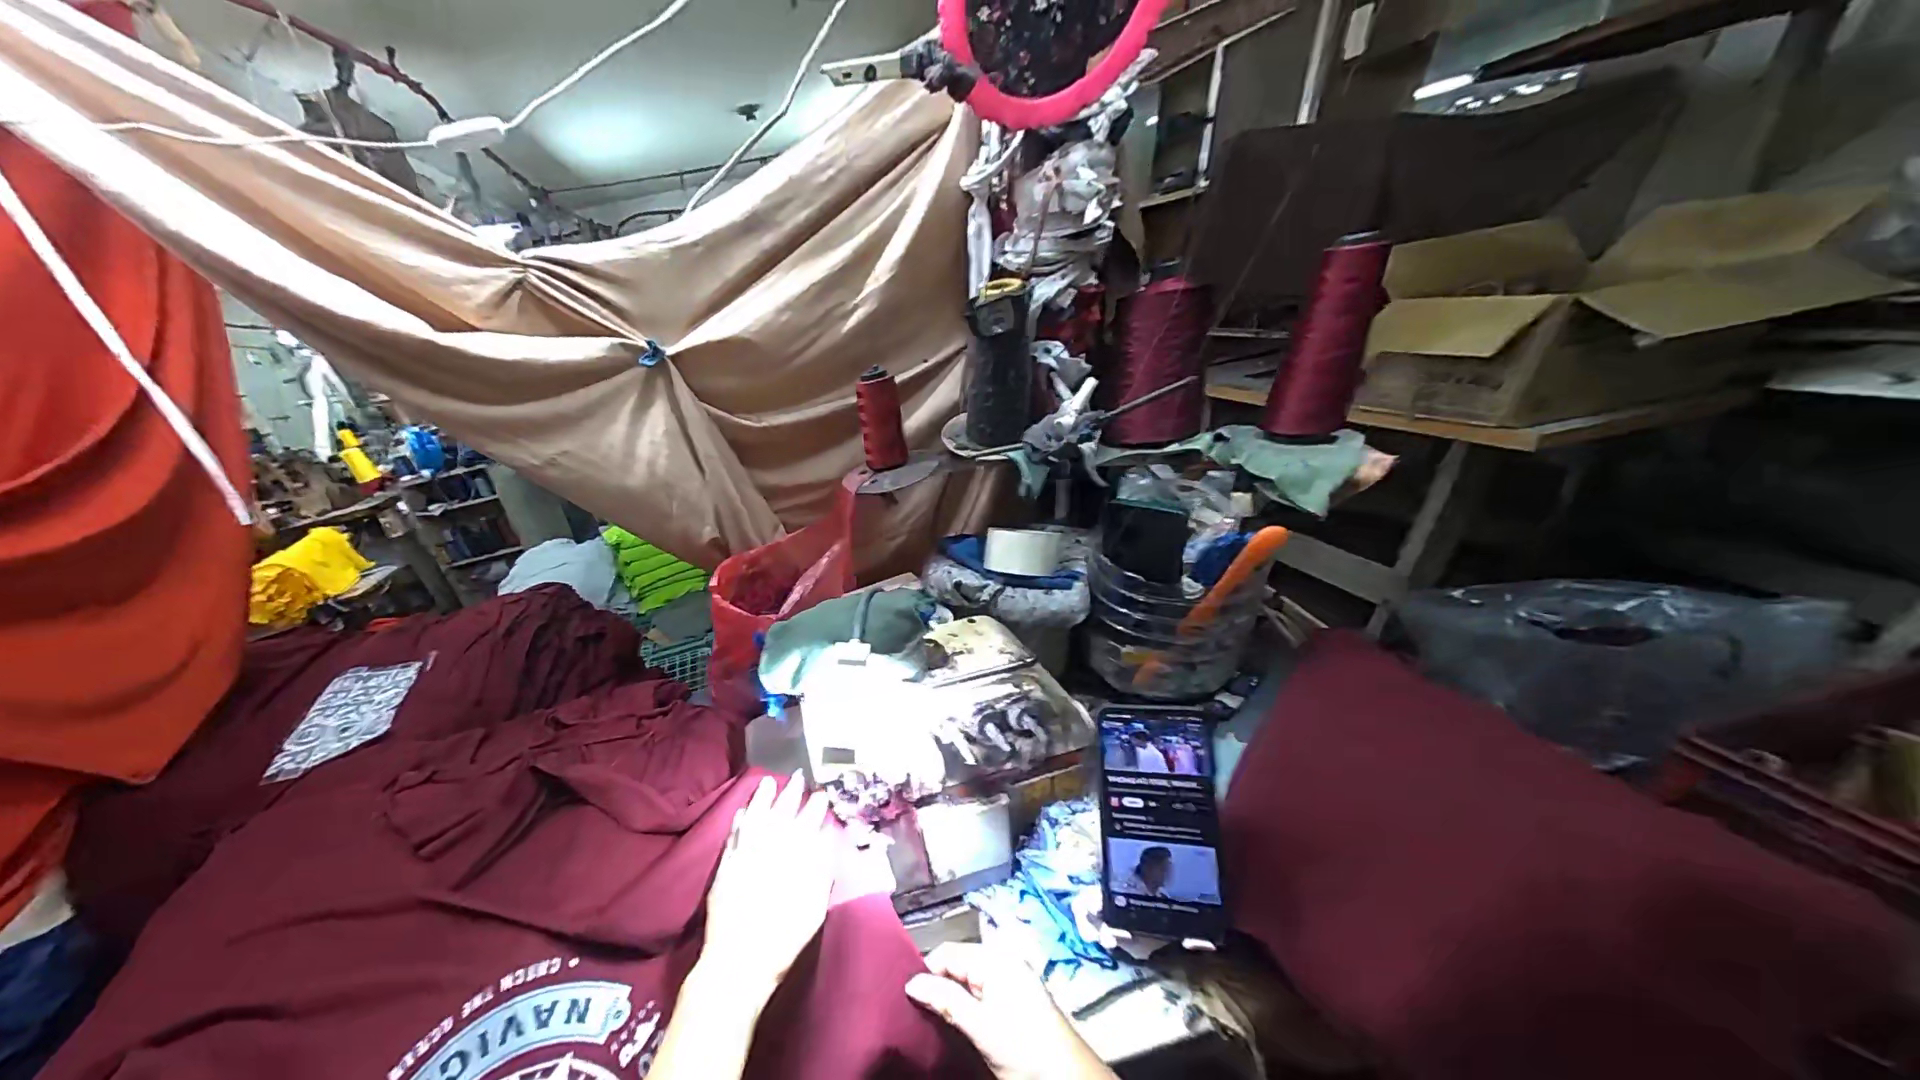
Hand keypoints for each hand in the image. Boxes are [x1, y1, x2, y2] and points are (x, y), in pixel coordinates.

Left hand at [697, 771, 835, 1004]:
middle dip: (792, 793)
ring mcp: (744, 852)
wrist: (740, 960)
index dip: (817, 804)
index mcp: (796, 852)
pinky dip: (739, 820)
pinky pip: (733, 834)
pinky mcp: (726, 865)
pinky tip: (742, 811)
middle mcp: (769, 844)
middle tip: (799, 777)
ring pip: (755, 815)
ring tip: (767, 782)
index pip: (810, 819)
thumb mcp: (816, 902)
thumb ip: (822, 866)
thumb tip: (826, 836)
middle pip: (782, 811)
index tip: (823, 792)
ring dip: (762, 798)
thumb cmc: (785, 935)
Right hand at [906, 942, 1116, 1079]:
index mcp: (996, 959)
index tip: (907, 998)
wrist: (1070, 1079)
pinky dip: (968, 1005)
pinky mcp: (1017, 1000)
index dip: (926, 972)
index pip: (948, 952)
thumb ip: (946, 1000)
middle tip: (917, 1012)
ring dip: (952, 997)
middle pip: (959, 964)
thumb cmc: (1024, 1048)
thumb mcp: (980, 1027)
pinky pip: (982, 992)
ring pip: (969, 980)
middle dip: (938, 984)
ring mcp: (1012, 980)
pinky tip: (959, 1024)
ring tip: (934, 1020)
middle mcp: (1004, 962)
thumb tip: (911, 982)